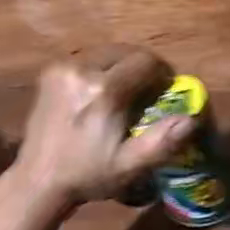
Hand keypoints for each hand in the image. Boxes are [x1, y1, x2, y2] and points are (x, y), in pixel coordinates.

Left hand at [9, 48, 195, 204]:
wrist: (38, 178)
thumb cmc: (88, 174)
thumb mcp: (130, 166)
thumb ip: (163, 141)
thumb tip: (191, 118)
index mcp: (104, 91)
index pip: (145, 61)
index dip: (162, 73)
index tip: (166, 90)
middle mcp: (81, 70)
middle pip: (124, 51)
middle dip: (141, 67)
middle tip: (147, 91)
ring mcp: (61, 68)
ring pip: (104, 53)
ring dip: (119, 67)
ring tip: (123, 93)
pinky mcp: (49, 73)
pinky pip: (84, 60)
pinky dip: (97, 70)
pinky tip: (97, 94)